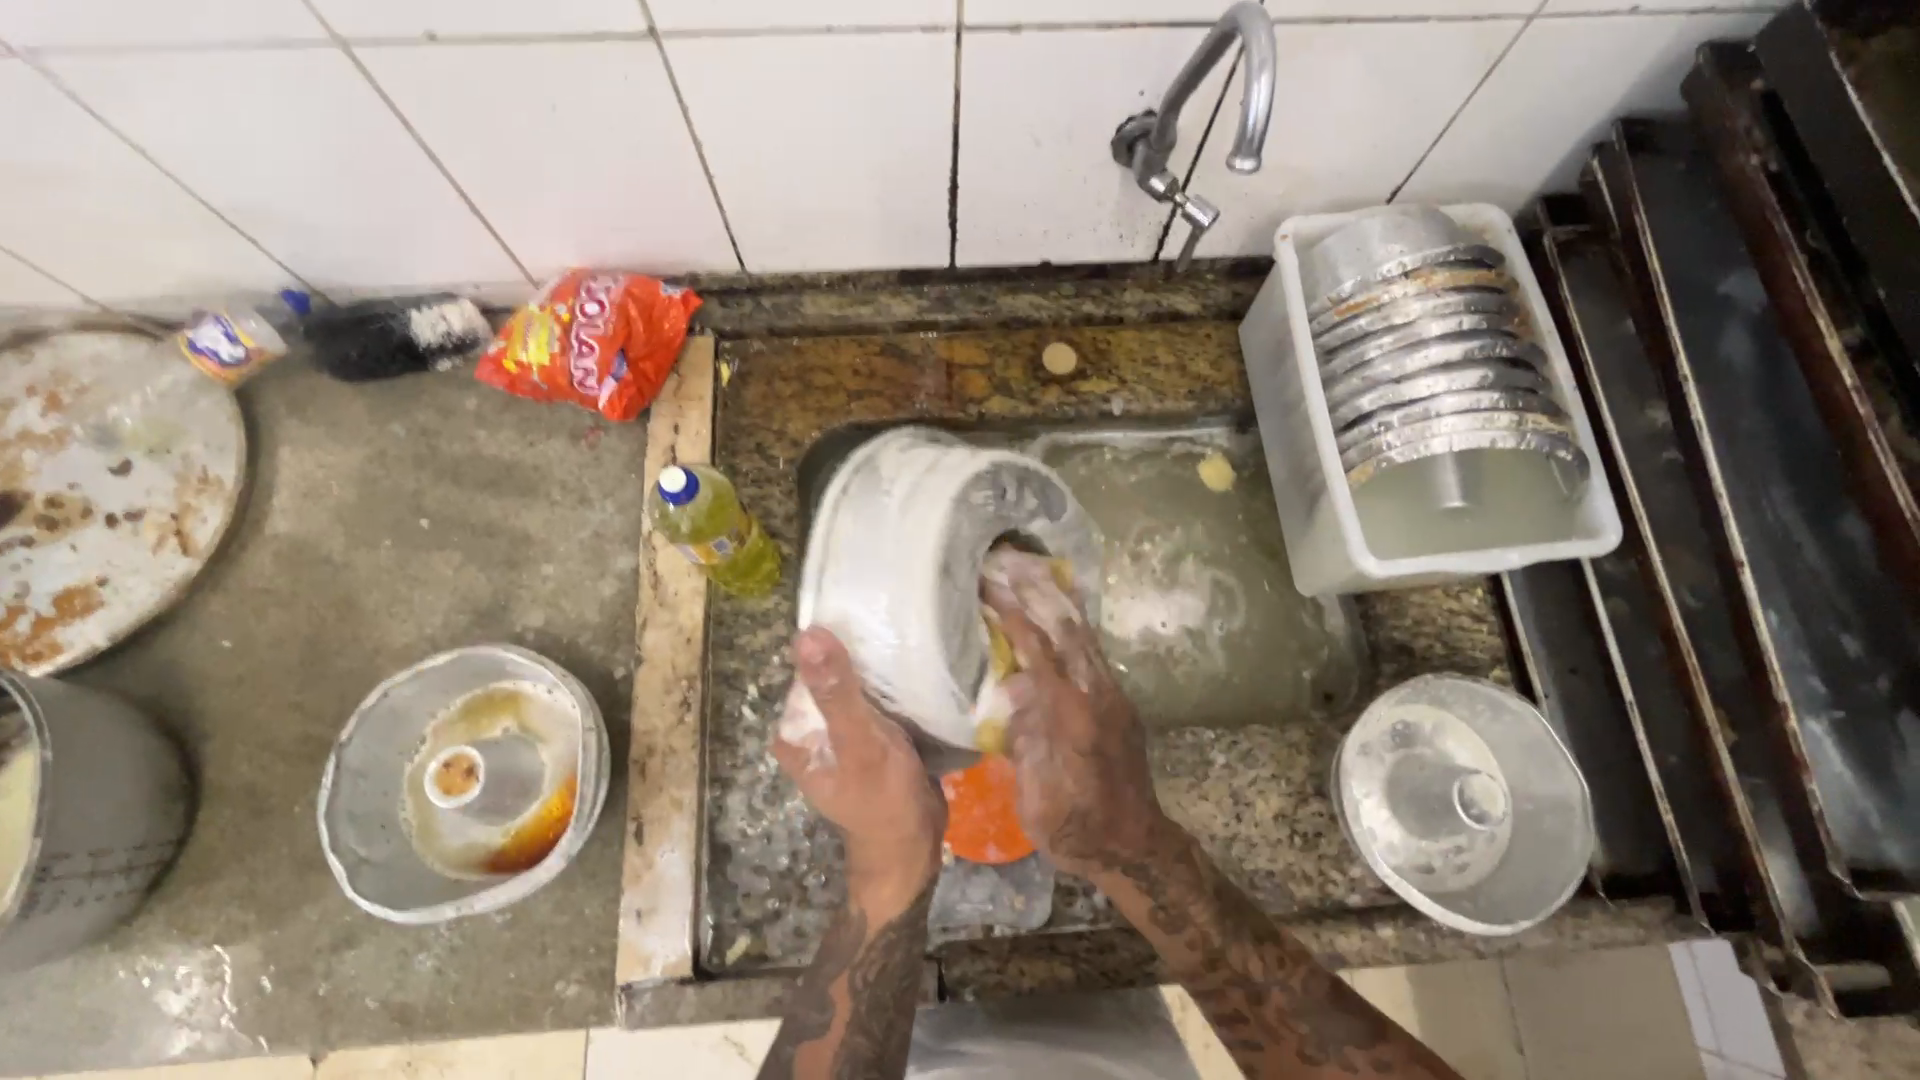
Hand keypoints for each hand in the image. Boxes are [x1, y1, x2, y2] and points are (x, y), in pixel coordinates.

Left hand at [772, 626, 946, 910]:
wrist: (915, 849)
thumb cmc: (881, 800)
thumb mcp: (857, 742)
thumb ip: (835, 692)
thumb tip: (806, 634)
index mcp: (794, 733)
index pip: (809, 670)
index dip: (836, 643)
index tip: (868, 616)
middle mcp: (813, 732)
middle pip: (836, 677)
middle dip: (864, 655)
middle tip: (899, 626)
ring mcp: (845, 737)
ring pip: (861, 689)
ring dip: (884, 671)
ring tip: (913, 641)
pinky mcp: (873, 741)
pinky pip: (881, 704)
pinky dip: (897, 690)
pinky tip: (920, 672)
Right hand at [982, 565, 1176, 880]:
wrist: (1133, 845)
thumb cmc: (1075, 828)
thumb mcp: (1035, 794)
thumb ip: (1023, 739)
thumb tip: (1011, 692)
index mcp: (1072, 719)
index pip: (1040, 654)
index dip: (1014, 618)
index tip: (989, 588)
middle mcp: (1099, 697)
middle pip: (1069, 631)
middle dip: (1039, 593)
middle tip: (1012, 561)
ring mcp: (1115, 697)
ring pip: (1087, 638)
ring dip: (1059, 602)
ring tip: (1035, 571)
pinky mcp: (1119, 703)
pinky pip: (1094, 655)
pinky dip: (1074, 628)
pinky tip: (1061, 611)